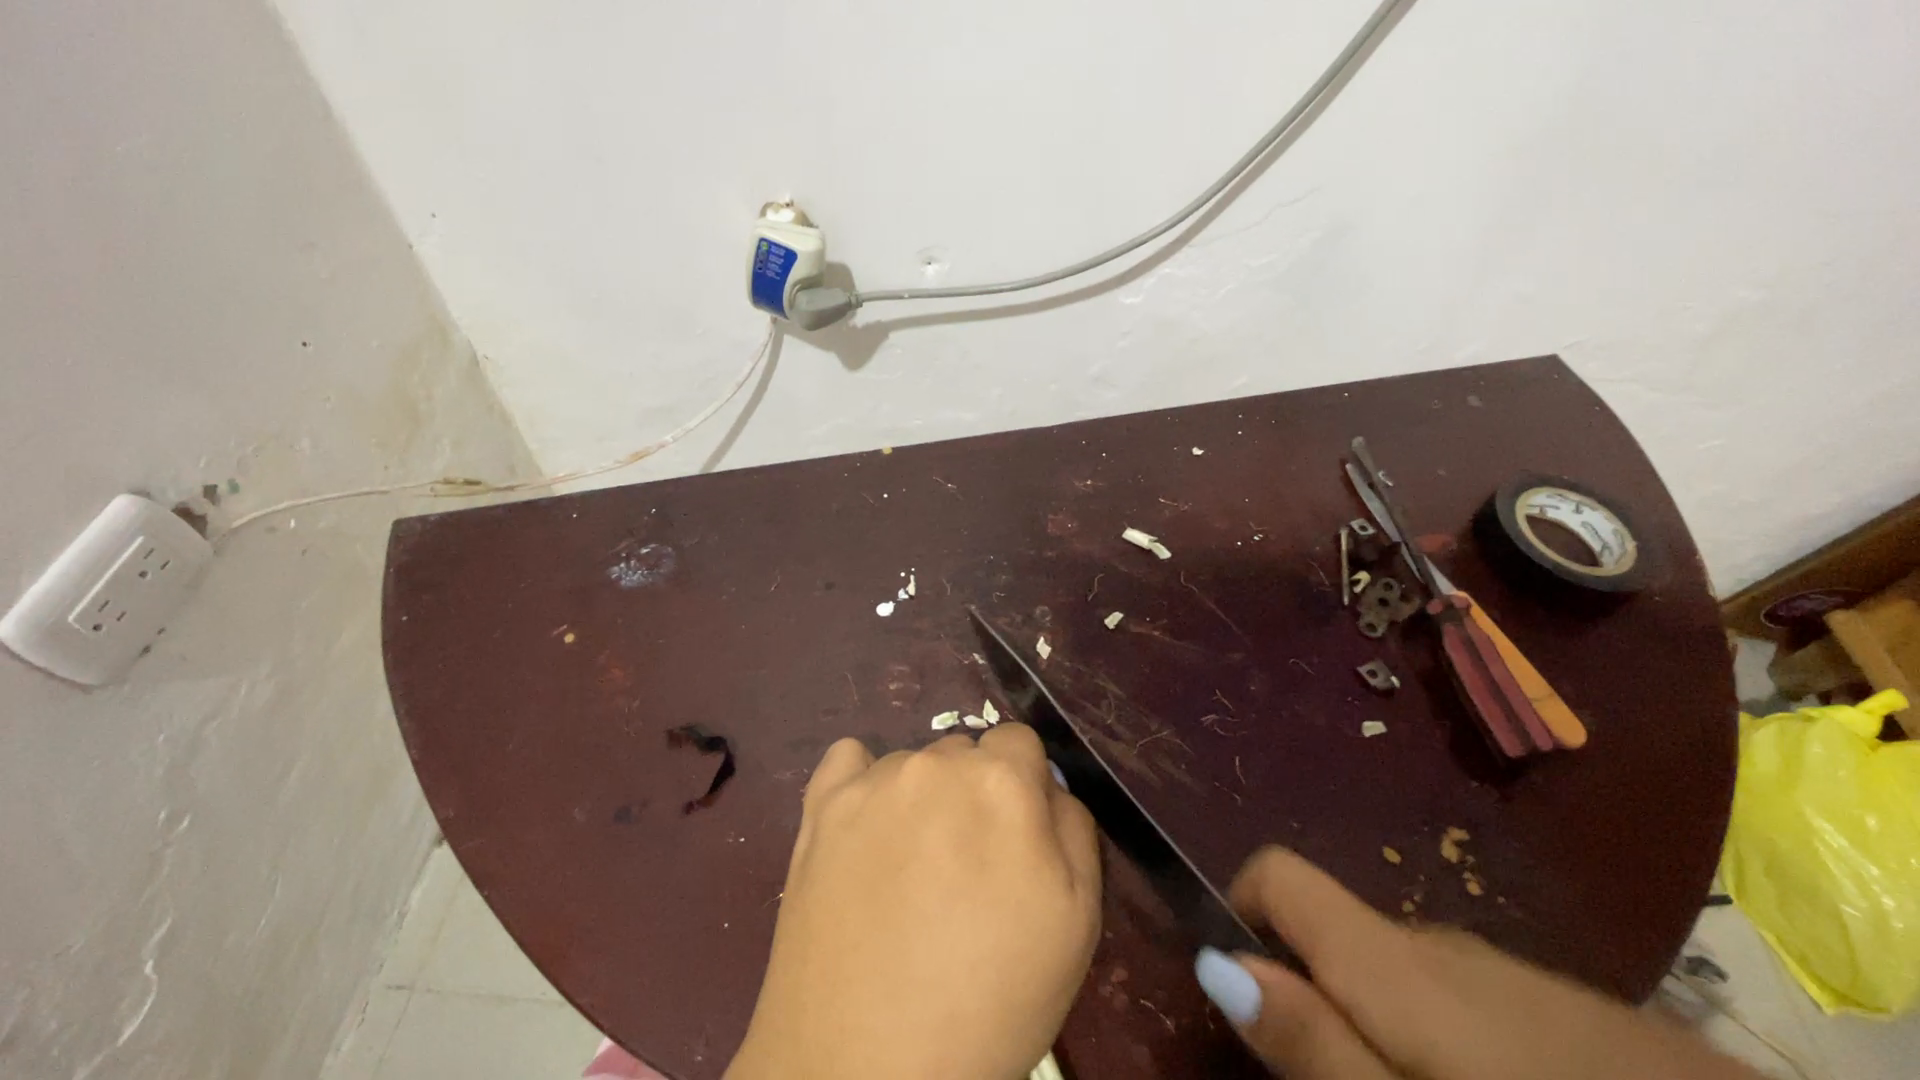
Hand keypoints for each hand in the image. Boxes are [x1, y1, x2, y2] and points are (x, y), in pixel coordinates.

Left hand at [726, 726, 1100, 1079]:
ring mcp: (870, 783)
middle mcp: (934, 763)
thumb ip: (1073, 830)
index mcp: (1002, 783)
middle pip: (965, 754)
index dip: (1023, 792)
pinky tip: (866, 832)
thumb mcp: (1077, 922)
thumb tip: (1048, 789)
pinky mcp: (818, 808)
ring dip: (920, 798)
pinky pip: (850, 761)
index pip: (1020, 745)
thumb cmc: (990, 1000)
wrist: (867, 1065)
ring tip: (909, 872)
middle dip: (973, 795)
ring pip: (912, 765)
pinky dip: (863, 784)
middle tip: (965, 870)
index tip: (1013, 844)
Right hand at [1195, 847, 1762, 1079]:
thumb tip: (1214, 960)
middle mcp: (1433, 940)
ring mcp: (1496, 968)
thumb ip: (1310, 1040)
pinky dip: (1426, 1036)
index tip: (1239, 998)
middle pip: (1326, 932)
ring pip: (1387, 970)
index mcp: (1388, 957)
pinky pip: (1448, 995)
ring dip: (1365, 1021)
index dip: (1235, 916)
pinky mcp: (1545, 1001)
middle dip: (1301, 994)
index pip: (1275, 872)